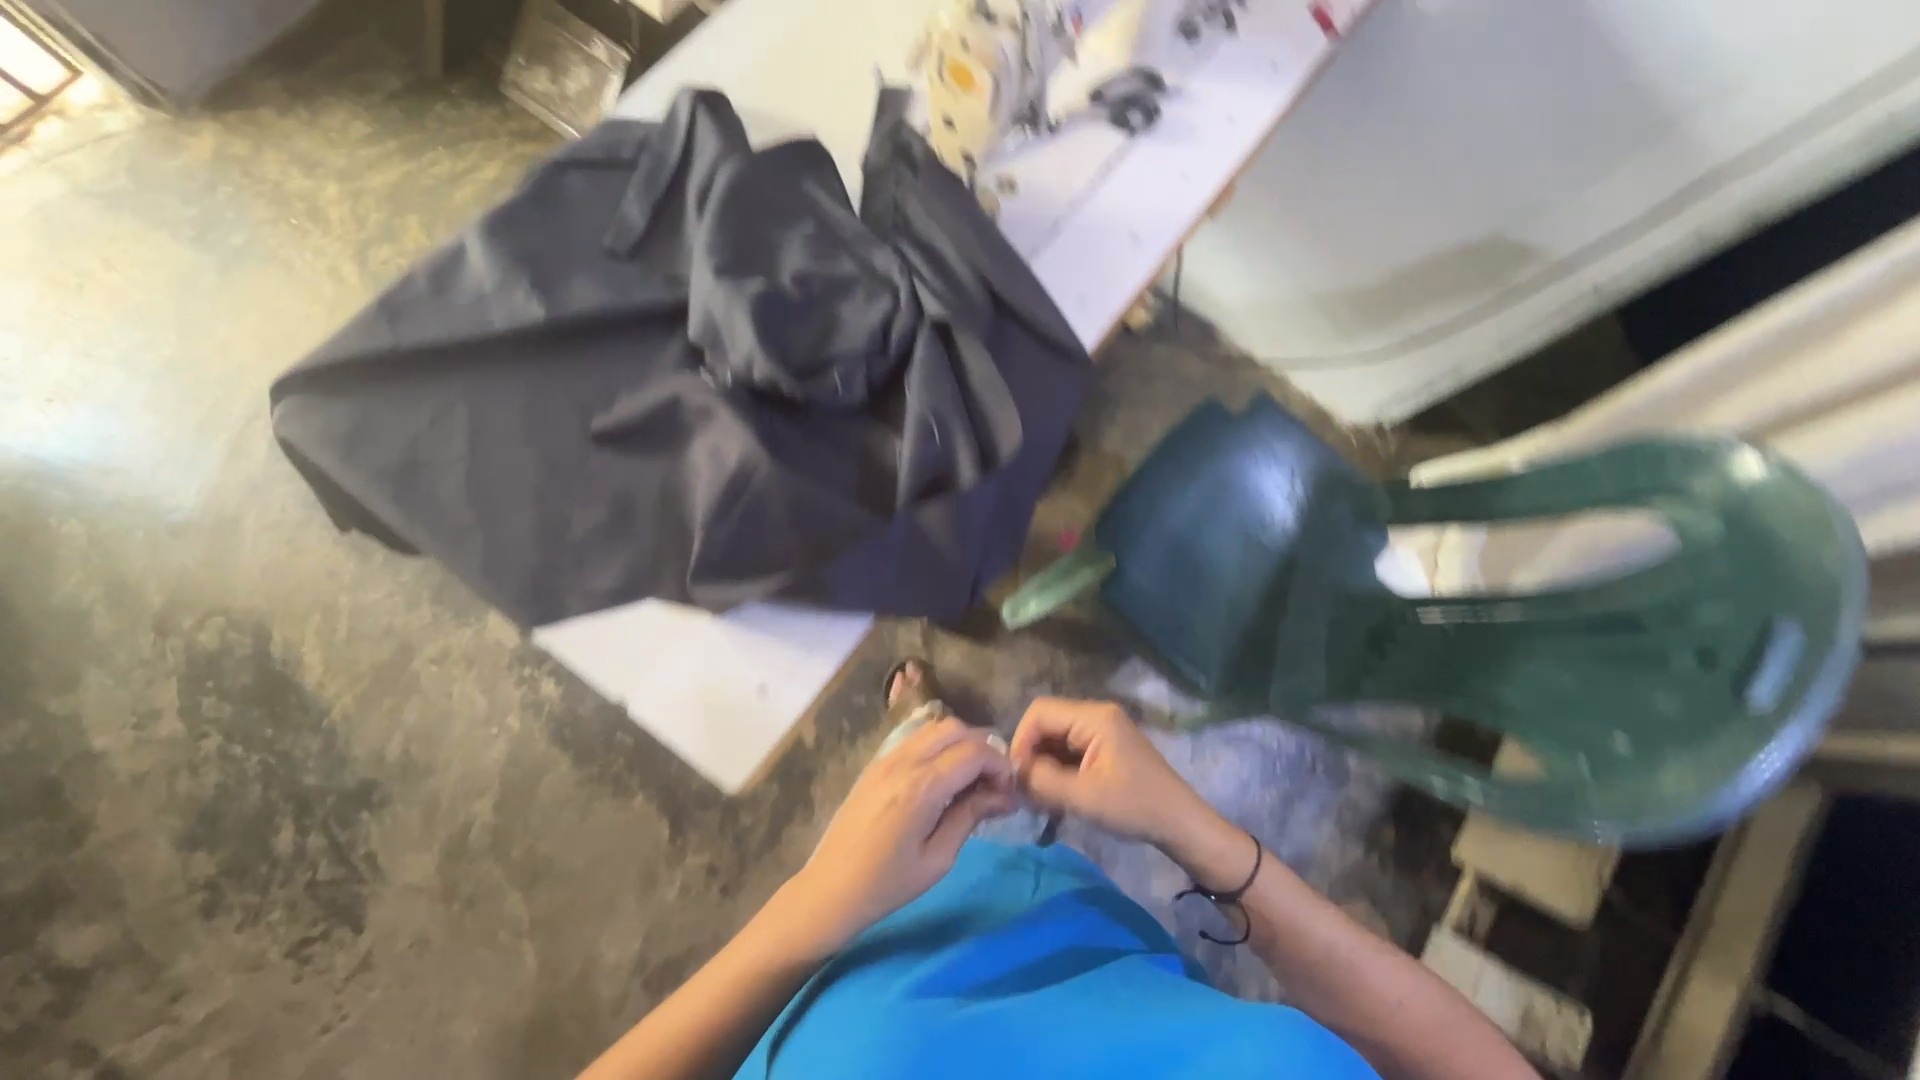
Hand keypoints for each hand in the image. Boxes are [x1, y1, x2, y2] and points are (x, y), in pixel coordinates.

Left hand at [781, 718, 1016, 952]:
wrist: (831, 888)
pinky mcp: (875, 765)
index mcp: (922, 786)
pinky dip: (937, 748)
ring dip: (959, 744)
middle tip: (992, 784)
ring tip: (969, 781)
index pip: (975, 752)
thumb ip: (971, 816)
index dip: (1000, 767)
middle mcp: (904, 761)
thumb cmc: (888, 883)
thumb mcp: (938, 857)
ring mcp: (885, 759)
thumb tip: (1005, 795)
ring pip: (934, 728)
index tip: (1008, 794)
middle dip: (982, 750)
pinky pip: (915, 740)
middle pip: (956, 729)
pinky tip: (941, 781)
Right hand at [1008, 698, 1221, 850]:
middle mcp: (1097, 715)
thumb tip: (1011, 773)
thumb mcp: (1083, 797)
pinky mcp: (1106, 748)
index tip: (1017, 776)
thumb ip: (1042, 781)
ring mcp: (1103, 731)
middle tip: (1025, 791)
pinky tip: (1056, 797)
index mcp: (1094, 717)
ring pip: (1056, 739)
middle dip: (1031, 755)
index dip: (1021, 741)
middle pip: (1046, 724)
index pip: (1039, 712)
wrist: (1180, 824)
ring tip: (1039, 798)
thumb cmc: (1135, 807)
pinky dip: (1058, 770)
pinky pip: (1070, 751)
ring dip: (1044, 766)